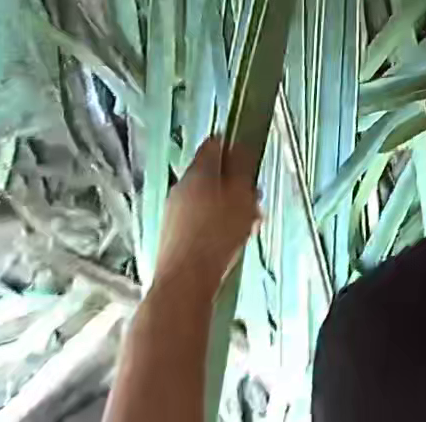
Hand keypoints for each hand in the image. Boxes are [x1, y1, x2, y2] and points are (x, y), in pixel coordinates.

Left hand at [155, 134, 261, 286]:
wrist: (183, 284)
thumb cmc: (219, 233)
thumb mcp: (242, 195)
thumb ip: (243, 168)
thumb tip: (242, 145)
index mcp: (199, 171)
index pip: (215, 143)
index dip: (233, 144)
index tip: (250, 158)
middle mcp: (181, 186)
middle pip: (211, 171)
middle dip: (234, 180)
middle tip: (253, 195)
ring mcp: (173, 211)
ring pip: (206, 195)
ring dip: (227, 202)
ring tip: (248, 221)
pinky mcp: (171, 233)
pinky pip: (197, 216)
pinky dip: (214, 219)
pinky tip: (230, 238)